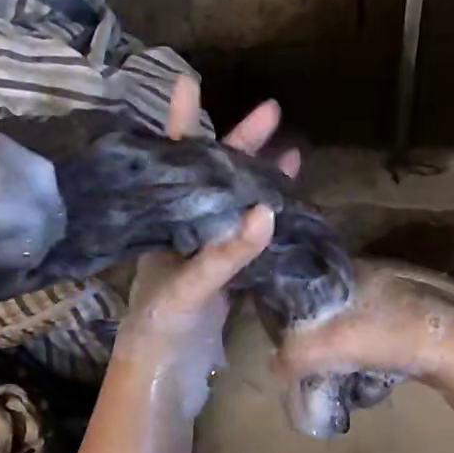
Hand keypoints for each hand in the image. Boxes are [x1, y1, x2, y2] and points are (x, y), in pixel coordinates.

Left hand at [113, 77, 295, 403]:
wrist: (163, 373)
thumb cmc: (162, 325)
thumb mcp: (190, 286)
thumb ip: (225, 252)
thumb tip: (267, 210)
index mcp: (163, 218)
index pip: (170, 158)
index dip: (179, 119)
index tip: (188, 79)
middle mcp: (182, 225)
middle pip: (211, 173)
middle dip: (239, 142)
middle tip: (272, 110)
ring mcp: (203, 247)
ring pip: (233, 201)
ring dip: (260, 178)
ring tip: (291, 152)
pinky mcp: (222, 271)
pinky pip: (247, 234)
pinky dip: (266, 220)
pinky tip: (286, 207)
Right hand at [272, 262, 453, 385]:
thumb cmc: (390, 337)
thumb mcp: (332, 346)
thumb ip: (294, 356)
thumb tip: (272, 367)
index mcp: (347, 270)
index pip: (303, 276)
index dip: (285, 298)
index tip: (274, 323)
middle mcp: (366, 276)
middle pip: (322, 300)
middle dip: (308, 325)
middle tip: (295, 351)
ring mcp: (388, 297)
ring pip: (344, 317)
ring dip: (331, 339)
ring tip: (319, 363)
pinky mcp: (403, 320)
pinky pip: (364, 330)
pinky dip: (352, 347)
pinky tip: (349, 366)